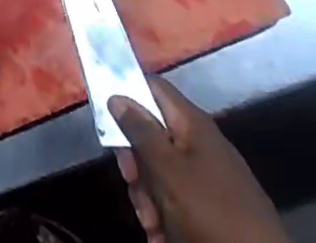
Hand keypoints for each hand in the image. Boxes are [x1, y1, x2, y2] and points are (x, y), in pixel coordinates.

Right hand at [112, 78, 290, 242]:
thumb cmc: (212, 211)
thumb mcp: (168, 169)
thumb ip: (139, 130)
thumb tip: (117, 95)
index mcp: (192, 126)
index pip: (152, 87)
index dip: (125, 89)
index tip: (102, 108)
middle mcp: (197, 145)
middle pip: (148, 134)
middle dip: (134, 161)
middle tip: (130, 179)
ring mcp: (204, 177)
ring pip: (155, 171)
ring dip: (145, 195)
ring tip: (151, 221)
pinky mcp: (207, 206)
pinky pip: (171, 198)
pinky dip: (161, 214)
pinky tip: (161, 233)